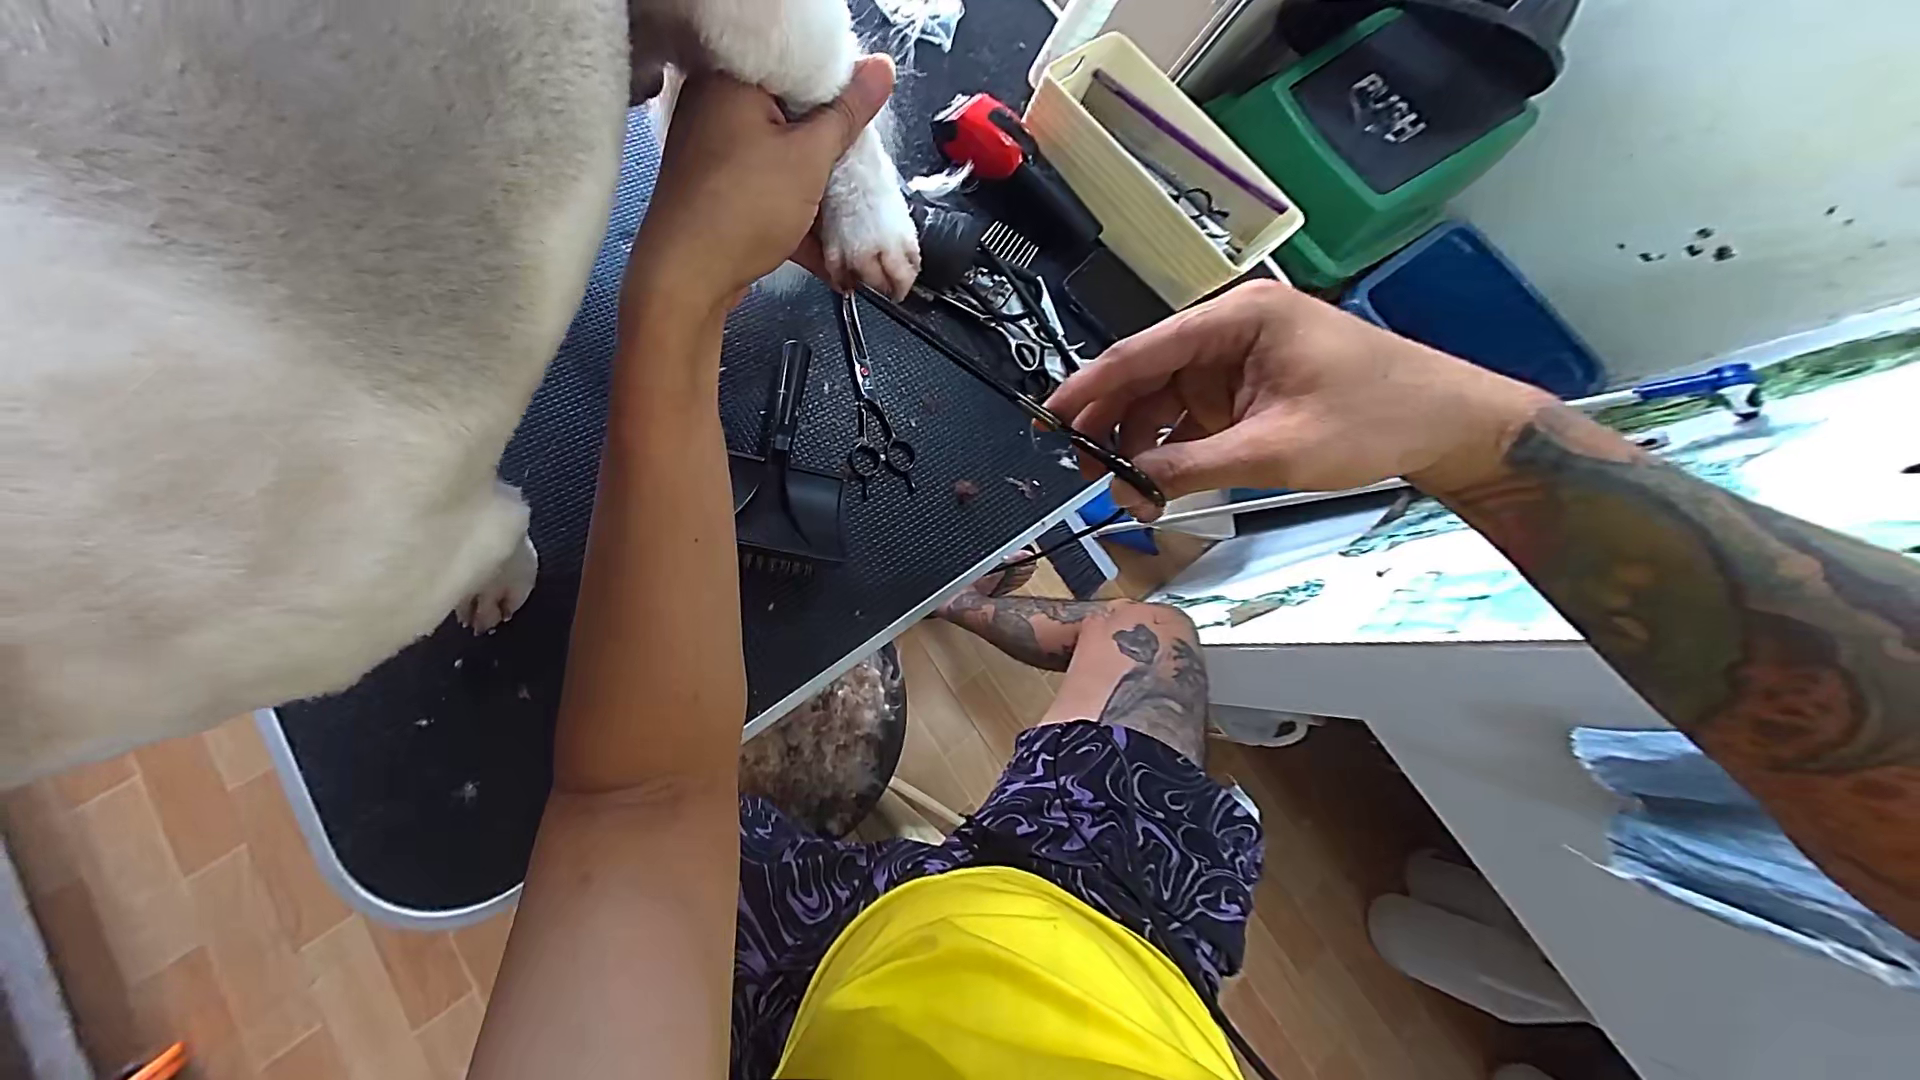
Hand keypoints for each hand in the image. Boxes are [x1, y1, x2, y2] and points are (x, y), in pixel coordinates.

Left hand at [623, 57, 895, 315]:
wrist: (690, 277)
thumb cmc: (738, 212)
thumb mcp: (809, 158)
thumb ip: (847, 116)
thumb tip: (879, 72)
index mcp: (733, 81)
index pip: (800, 72)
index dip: (840, 101)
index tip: (862, 130)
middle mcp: (717, 111)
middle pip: (794, 124)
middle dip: (831, 159)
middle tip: (857, 180)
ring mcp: (717, 157)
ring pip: (784, 167)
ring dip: (819, 199)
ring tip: (846, 224)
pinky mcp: (722, 196)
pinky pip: (770, 199)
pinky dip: (797, 221)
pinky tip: (826, 252)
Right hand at [1044, 281, 1554, 517]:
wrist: (1448, 426)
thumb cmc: (1375, 420)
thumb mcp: (1274, 449)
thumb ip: (1190, 465)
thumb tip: (1125, 483)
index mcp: (1237, 319)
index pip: (1143, 350)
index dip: (1089, 387)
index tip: (1047, 417)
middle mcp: (1227, 332)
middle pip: (1145, 375)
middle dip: (1110, 422)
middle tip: (1083, 466)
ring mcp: (1232, 363)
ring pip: (1159, 400)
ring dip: (1136, 443)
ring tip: (1125, 488)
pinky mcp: (1239, 392)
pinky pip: (1185, 419)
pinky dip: (1166, 450)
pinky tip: (1155, 479)